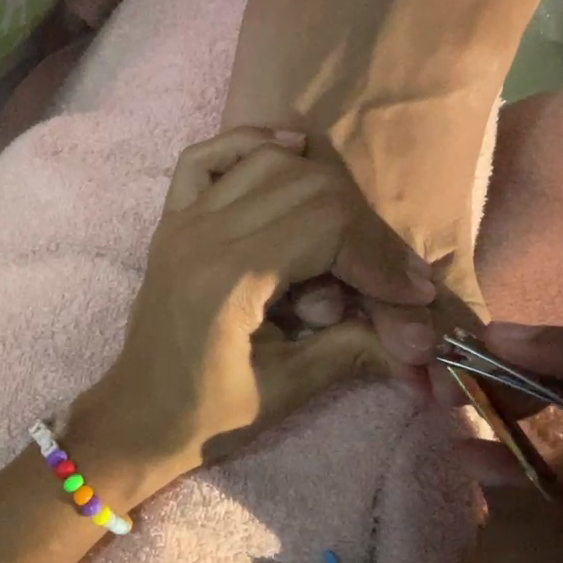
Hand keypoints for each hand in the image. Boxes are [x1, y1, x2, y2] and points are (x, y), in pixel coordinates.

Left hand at [72, 128, 390, 483]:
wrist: (137, 417)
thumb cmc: (206, 415)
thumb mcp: (286, 389)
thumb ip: (354, 347)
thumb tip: (425, 334)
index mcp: (225, 278)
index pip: (326, 224)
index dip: (381, 256)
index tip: (413, 295)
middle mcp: (200, 233)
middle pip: (308, 187)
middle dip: (362, 230)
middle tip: (385, 280)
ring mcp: (181, 220)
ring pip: (268, 162)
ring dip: (321, 191)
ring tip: (343, 243)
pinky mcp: (171, 220)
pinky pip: (206, 157)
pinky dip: (250, 145)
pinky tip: (288, 154)